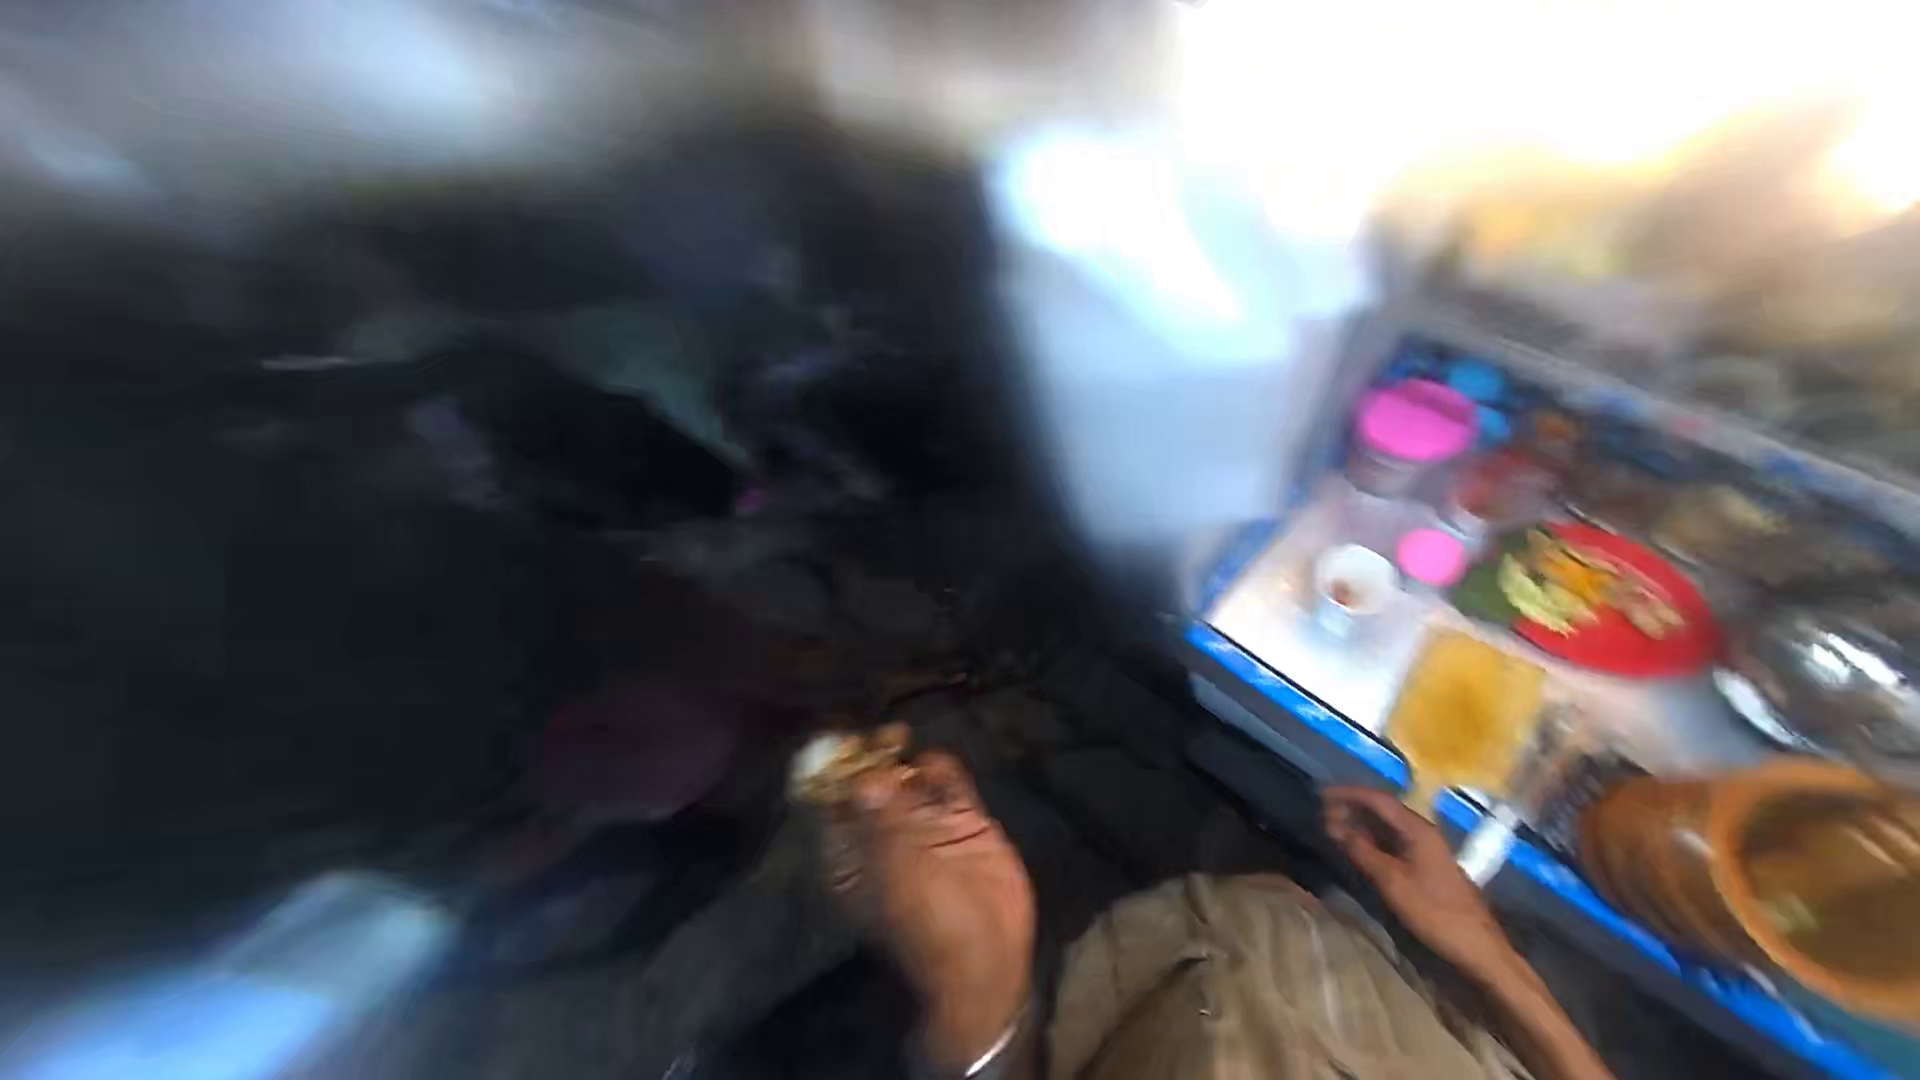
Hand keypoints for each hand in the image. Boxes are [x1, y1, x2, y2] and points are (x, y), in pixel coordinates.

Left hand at [828, 752, 1034, 1068]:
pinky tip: (938, 765)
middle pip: (874, 784)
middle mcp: (887, 835)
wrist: (990, 956)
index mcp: (857, 856)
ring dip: (905, 758)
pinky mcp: (963, 820)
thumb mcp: (897, 874)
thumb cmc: (930, 924)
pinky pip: (949, 783)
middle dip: (874, 757)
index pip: (836, 805)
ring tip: (902, 738)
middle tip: (882, 734)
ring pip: (910, 778)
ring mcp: (927, 825)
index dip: (834, 772)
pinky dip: (942, 768)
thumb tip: (862, 778)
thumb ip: (881, 821)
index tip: (838, 737)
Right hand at [1322, 785, 1513, 975]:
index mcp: (1417, 829)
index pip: (1377, 799)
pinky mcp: (1426, 865)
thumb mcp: (1391, 881)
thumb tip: (1335, 826)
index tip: (1321, 794)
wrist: (1480, 950)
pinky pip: (1392, 841)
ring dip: (1360, 824)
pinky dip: (1371, 839)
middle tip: (1323, 815)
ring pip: (1386, 826)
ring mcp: (1426, 849)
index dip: (1348, 793)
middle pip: (1382, 809)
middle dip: (1351, 808)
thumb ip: (1361, 850)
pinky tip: (1357, 847)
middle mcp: (1422, 832)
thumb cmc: (1435, 912)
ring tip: (1334, 829)